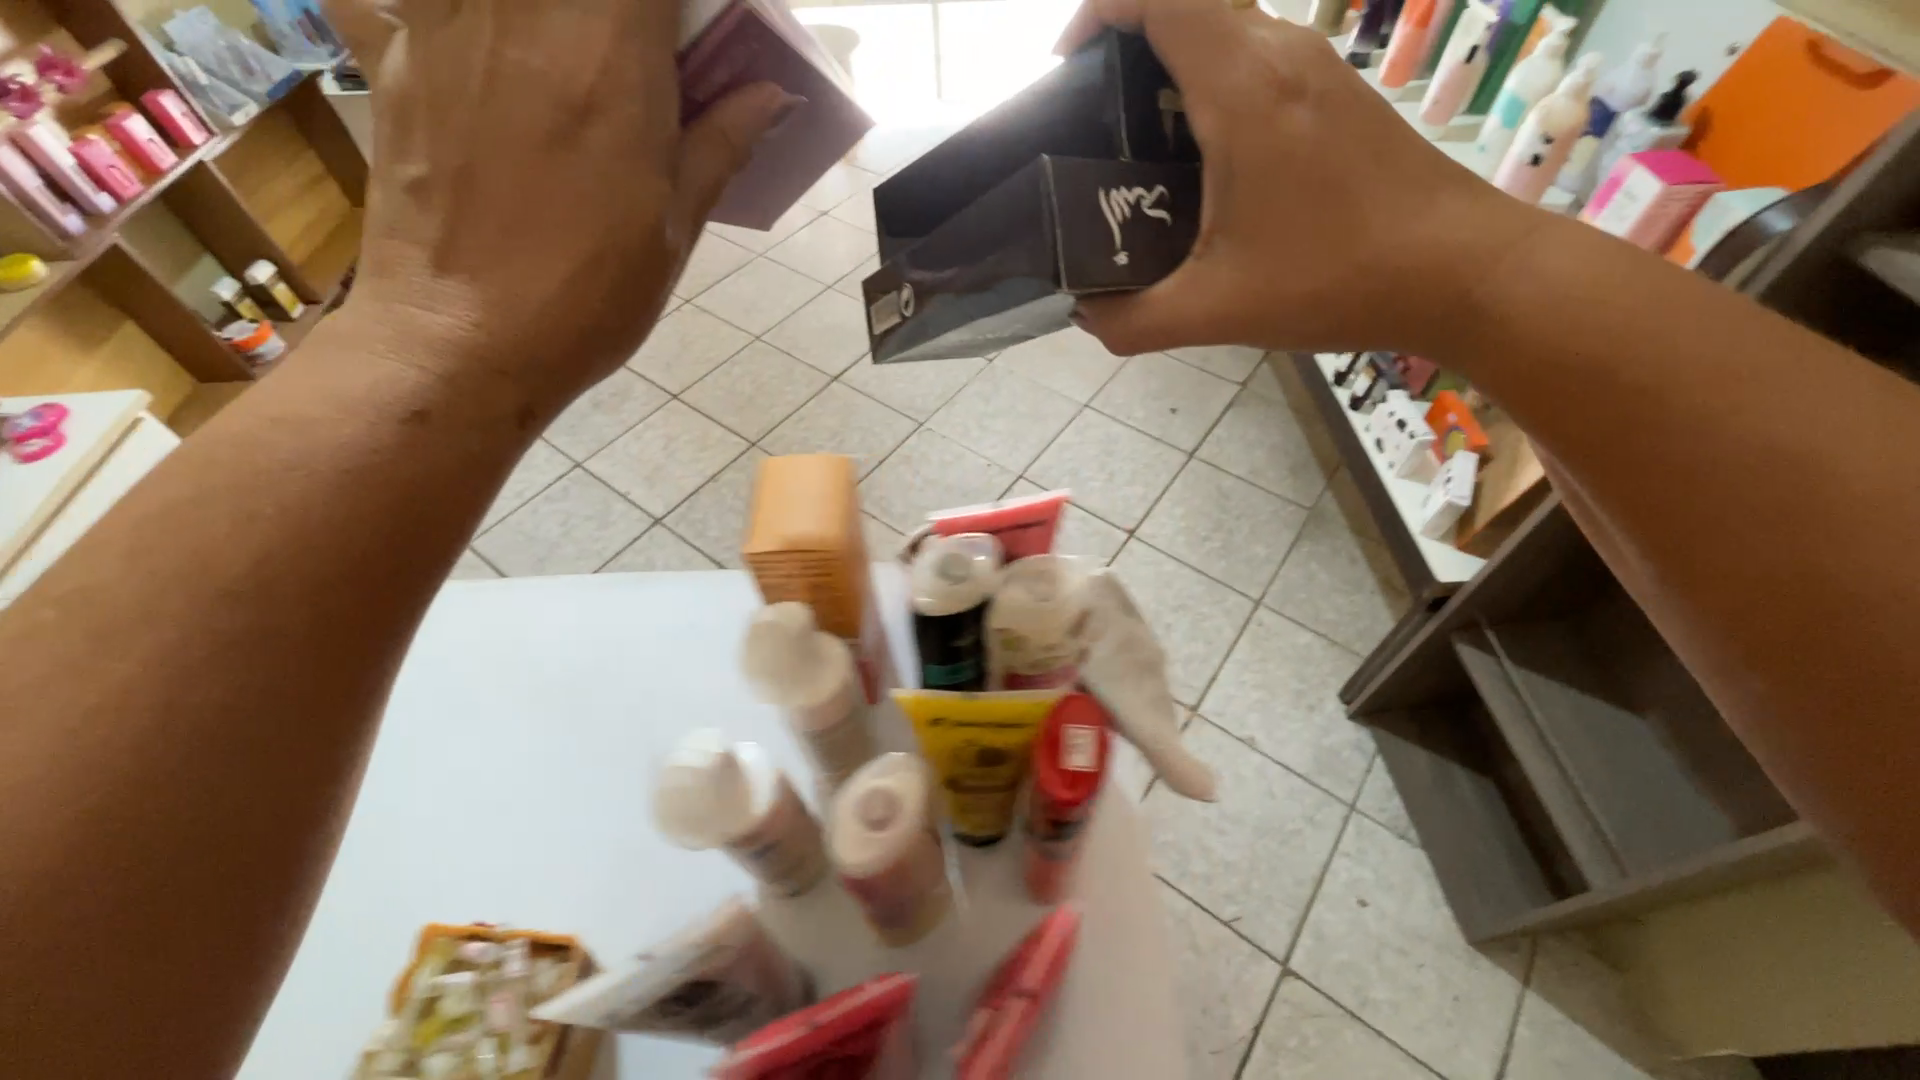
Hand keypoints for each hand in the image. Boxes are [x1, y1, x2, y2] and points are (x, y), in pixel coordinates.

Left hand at [323, 0, 795, 422]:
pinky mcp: (396, 58)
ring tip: (566, 66)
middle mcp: (526, 15)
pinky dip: (454, 17)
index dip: (680, 6)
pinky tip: (486, 56)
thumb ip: (722, 143)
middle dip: (625, 15)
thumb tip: (772, 93)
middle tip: (639, 57)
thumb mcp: (675, 230)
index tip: (691, 36)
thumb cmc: (588, 296)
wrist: (460, 343)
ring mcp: (448, 26)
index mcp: (612, 57)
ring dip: (552, 22)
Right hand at [1059, 0, 1540, 355]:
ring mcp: (1318, 71)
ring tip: (1140, 151)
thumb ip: (1130, 320)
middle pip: (1189, 6)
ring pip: (1226, 33)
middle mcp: (1282, 57)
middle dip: (1127, 46)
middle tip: (1093, 122)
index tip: (1066, 67)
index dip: (1101, 10)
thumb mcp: (1214, 312)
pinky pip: (1258, 64)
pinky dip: (1213, 91)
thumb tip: (1084, 313)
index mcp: (1243, 88)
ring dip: (1172, 71)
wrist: (1464, 273)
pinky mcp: (1340, 96)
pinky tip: (1206, 169)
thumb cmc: (1338, 281)